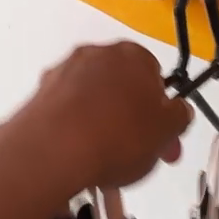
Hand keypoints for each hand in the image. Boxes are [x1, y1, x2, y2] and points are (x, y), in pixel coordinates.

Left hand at [0, 42, 193, 195]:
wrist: (52, 150)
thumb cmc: (119, 136)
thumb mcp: (166, 131)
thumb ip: (179, 116)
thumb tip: (178, 109)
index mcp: (132, 54)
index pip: (155, 76)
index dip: (162, 111)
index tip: (163, 139)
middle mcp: (96, 54)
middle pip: (123, 88)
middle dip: (133, 120)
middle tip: (140, 156)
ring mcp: (64, 72)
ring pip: (94, 102)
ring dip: (103, 126)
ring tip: (107, 164)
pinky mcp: (40, 94)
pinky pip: (68, 113)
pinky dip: (76, 130)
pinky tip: (80, 157)